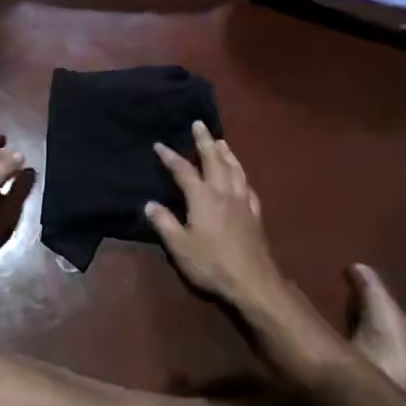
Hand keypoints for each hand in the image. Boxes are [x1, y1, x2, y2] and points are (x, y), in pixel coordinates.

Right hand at [145, 122, 285, 307]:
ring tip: (221, 141)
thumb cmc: (211, 263)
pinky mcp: (255, 214)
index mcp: (203, 197)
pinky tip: (241, 176)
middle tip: (199, 124)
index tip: (159, 145)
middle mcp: (223, 192)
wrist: (252, 281)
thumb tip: (150, 204)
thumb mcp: (179, 246)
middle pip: (213, 160)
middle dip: (204, 141)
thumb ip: (164, 223)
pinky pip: (248, 186)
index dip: (170, 157)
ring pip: (234, 169)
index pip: (183, 171)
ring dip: (226, 153)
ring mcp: (242, 201)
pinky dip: (242, 175)